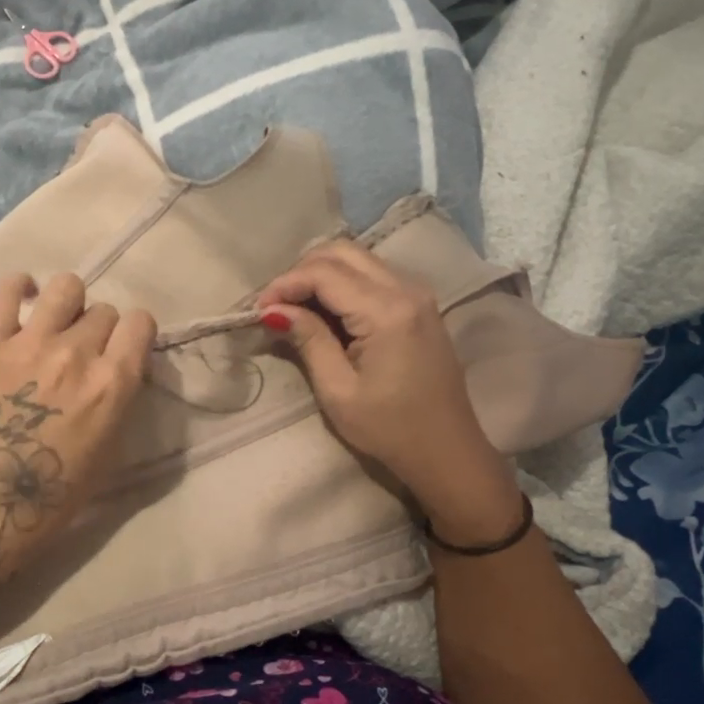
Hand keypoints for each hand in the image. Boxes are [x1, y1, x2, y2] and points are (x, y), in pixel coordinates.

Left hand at [0, 273, 155, 618]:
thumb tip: (119, 366)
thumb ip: (121, 398)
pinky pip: (6, 291)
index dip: (134, 334)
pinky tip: (24, 300)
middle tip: (83, 354)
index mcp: (114, 382)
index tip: (123, 349)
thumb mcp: (111, 448)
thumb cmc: (58, 492)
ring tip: (56, 324)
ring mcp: (30, 345)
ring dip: (68, 303)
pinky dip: (18, 287)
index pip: (140, 322)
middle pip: (103, 310)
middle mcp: (77, 354)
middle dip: (99, 329)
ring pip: (65, 288)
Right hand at [257, 241, 525, 545]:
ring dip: (320, 275)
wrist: (446, 451)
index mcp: (388, 311)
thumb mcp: (338, 390)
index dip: (284, 285)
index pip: (324, 273)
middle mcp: (407, 289)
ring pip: (357, 260)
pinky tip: (322, 313)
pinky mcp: (419, 305)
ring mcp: (417, 294)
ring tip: (292, 310)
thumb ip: (308, 340)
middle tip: (274, 307)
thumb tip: (272, 310)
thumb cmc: (389, 429)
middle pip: (342, 253)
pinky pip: (372, 275)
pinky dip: (341, 284)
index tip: (257, 311)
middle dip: (300, 272)